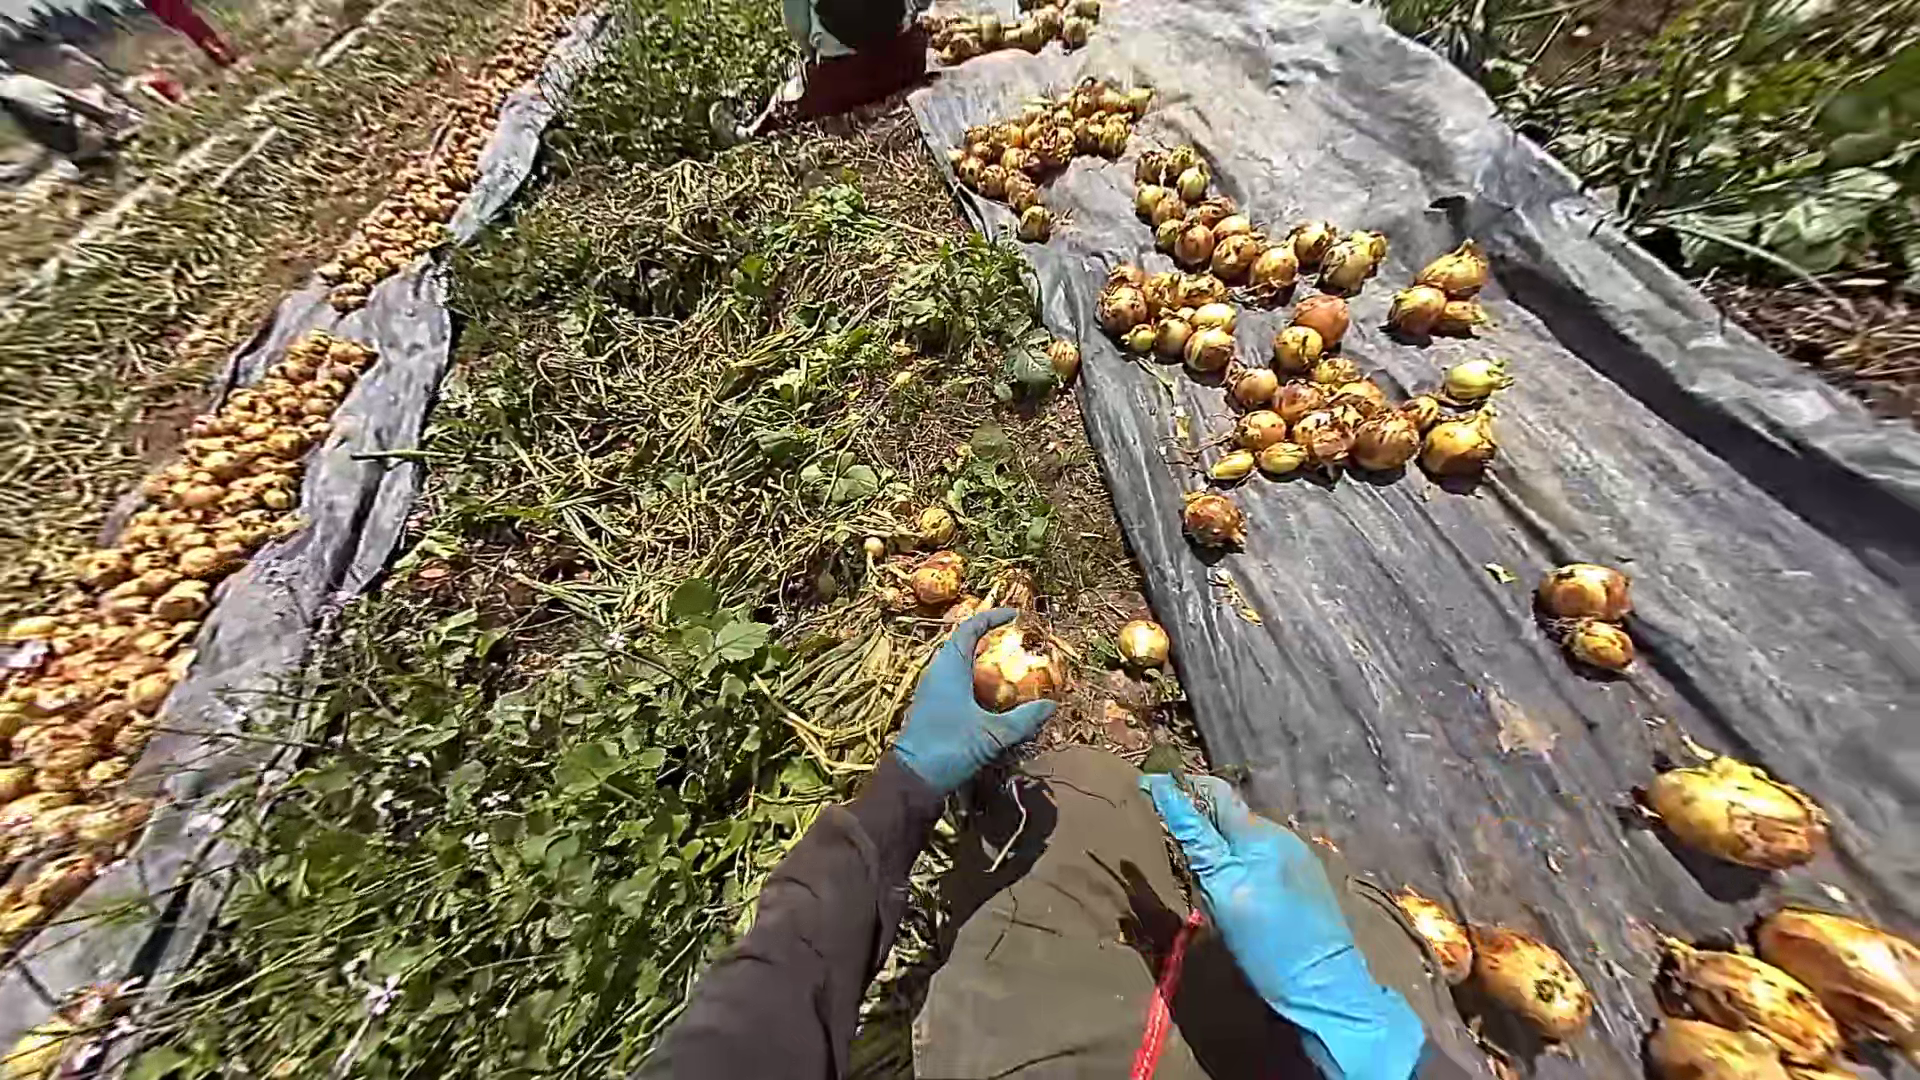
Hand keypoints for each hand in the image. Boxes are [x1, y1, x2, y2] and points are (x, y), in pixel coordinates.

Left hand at [893, 609, 1055, 793]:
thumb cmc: (949, 747)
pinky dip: (975, 679)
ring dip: (981, 660)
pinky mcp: (932, 707)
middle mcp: (938, 672)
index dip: (991, 617)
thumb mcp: (993, 734)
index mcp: (949, 667)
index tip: (1014, 615)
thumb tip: (1052, 706)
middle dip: (988, 637)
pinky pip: (955, 681)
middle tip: (1014, 640)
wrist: (912, 779)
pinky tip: (991, 696)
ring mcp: (932, 690)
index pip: (970, 628)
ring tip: (1007, 664)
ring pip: (958, 663)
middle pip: (962, 643)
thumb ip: (1023, 719)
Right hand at [1142, 774, 1425, 1079]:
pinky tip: (1234, 876)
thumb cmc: (1265, 949)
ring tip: (1200, 858)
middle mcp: (1276, 834)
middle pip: (1227, 807)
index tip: (1146, 784)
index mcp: (1255, 836)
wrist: (1328, 993)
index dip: (1177, 786)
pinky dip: (1238, 850)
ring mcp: (1294, 851)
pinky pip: (1260, 845)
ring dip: (1217, 831)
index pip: (1211, 791)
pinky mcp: (1304, 869)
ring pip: (1242, 827)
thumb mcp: (1219, 894)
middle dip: (1196, 810)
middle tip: (1168, 825)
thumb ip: (1194, 841)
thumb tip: (1164, 793)